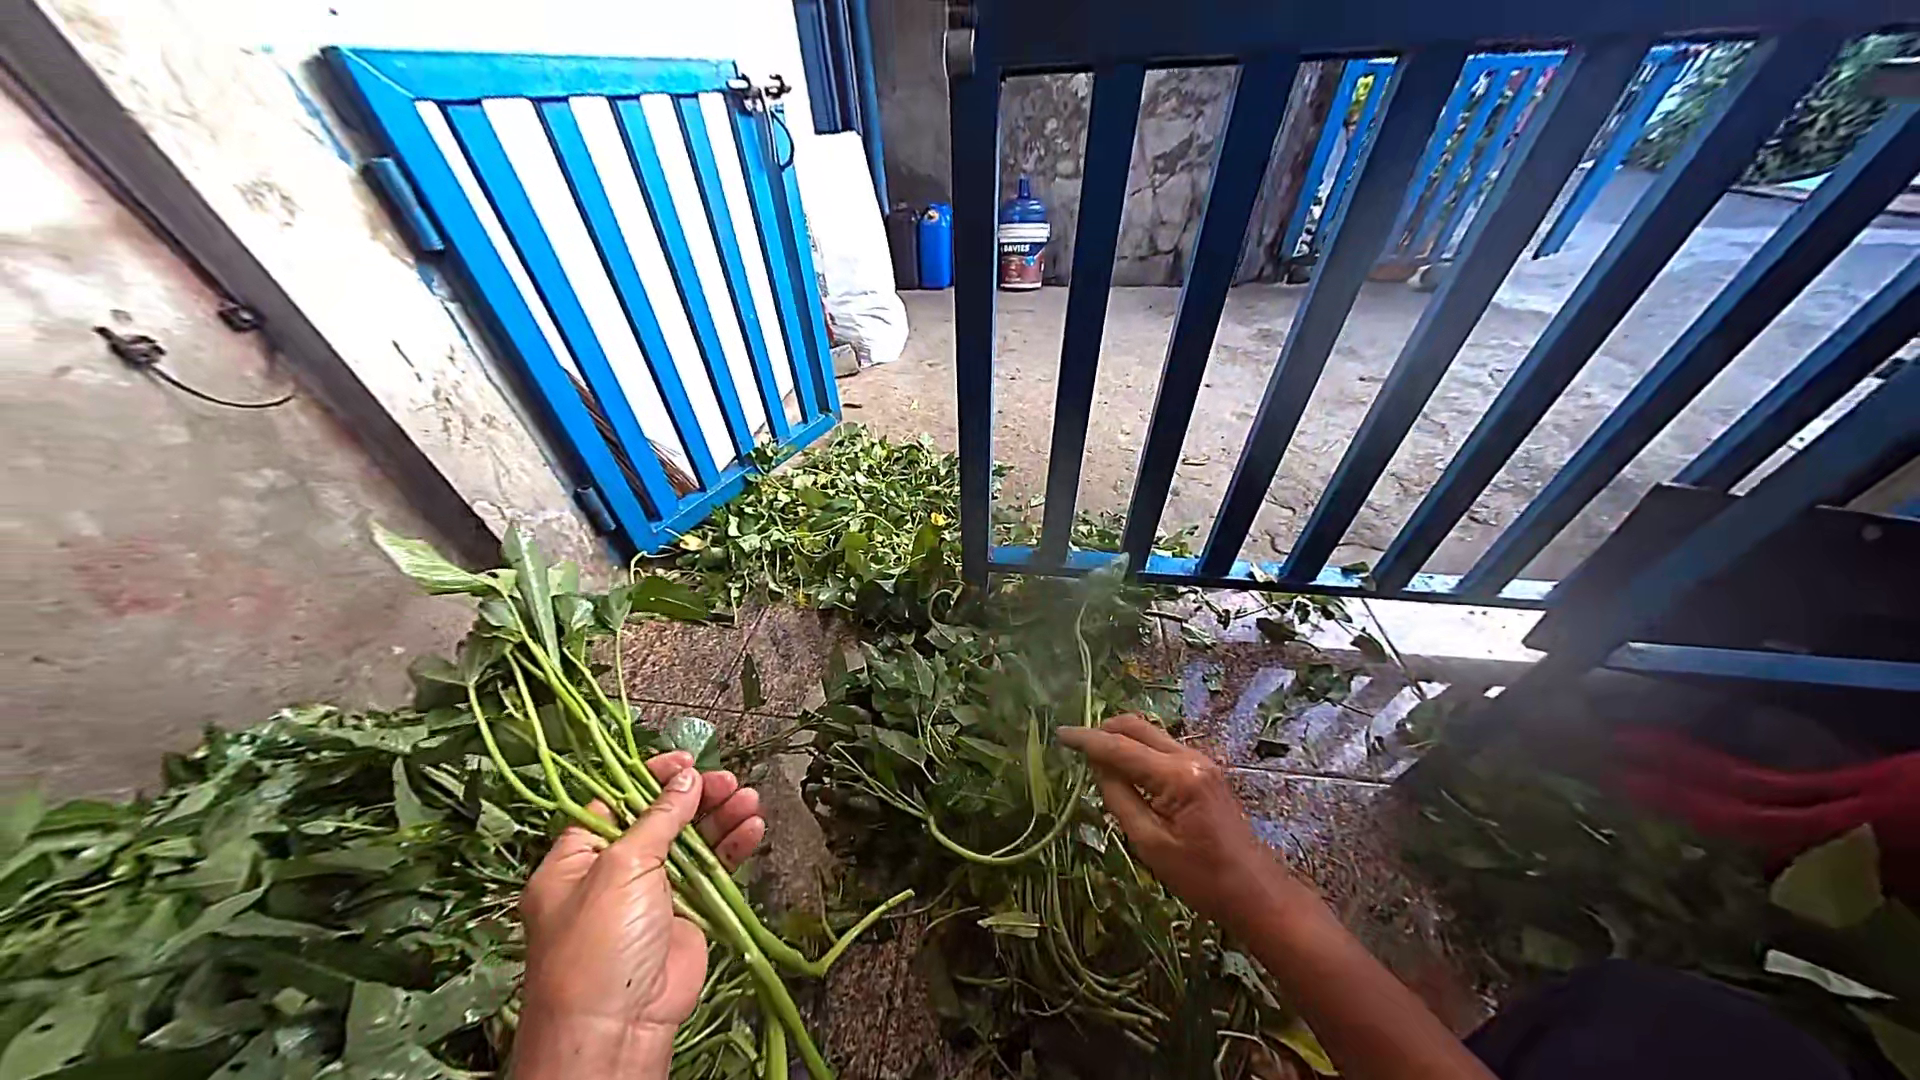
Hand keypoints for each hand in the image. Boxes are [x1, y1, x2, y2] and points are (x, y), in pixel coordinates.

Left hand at [513, 752, 766, 1078]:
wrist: (618, 1030)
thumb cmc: (597, 948)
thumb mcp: (621, 868)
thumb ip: (659, 817)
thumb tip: (685, 778)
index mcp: (579, 859)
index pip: (618, 800)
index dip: (651, 777)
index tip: (684, 760)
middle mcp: (616, 871)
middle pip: (664, 816)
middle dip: (697, 796)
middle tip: (725, 781)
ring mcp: (654, 891)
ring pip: (695, 840)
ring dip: (722, 817)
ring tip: (747, 800)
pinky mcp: (688, 911)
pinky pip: (715, 868)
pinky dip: (734, 846)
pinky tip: (752, 828)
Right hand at [1058, 715, 1302, 932]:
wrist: (1256, 892)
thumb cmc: (1202, 878)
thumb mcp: (1150, 843)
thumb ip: (1119, 798)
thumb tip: (1097, 767)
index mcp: (1177, 776)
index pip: (1120, 748)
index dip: (1087, 740)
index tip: (1060, 734)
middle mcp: (1190, 757)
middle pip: (1136, 727)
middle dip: (1104, 730)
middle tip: (1076, 744)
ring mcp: (1200, 761)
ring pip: (1150, 734)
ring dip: (1121, 738)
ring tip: (1095, 757)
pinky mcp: (1204, 771)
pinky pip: (1162, 748)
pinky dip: (1138, 749)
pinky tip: (1125, 768)